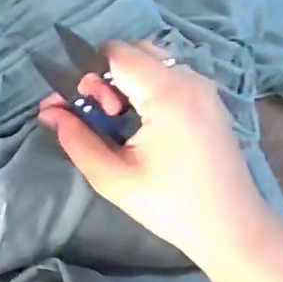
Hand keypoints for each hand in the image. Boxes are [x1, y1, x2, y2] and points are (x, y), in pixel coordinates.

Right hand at [38, 40, 282, 266]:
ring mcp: (204, 88)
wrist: (233, 229)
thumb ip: (76, 139)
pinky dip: (145, 89)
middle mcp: (189, 79)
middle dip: (104, 77)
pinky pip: (168, 76)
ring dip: (124, 82)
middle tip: (100, 118)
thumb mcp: (113, 178)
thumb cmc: (171, 206)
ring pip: (150, 62)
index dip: (88, 73)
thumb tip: (49, 112)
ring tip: (118, 122)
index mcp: (168, 94)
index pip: (116, 52)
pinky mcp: (210, 100)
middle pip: (132, 52)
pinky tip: (140, 125)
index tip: (82, 109)